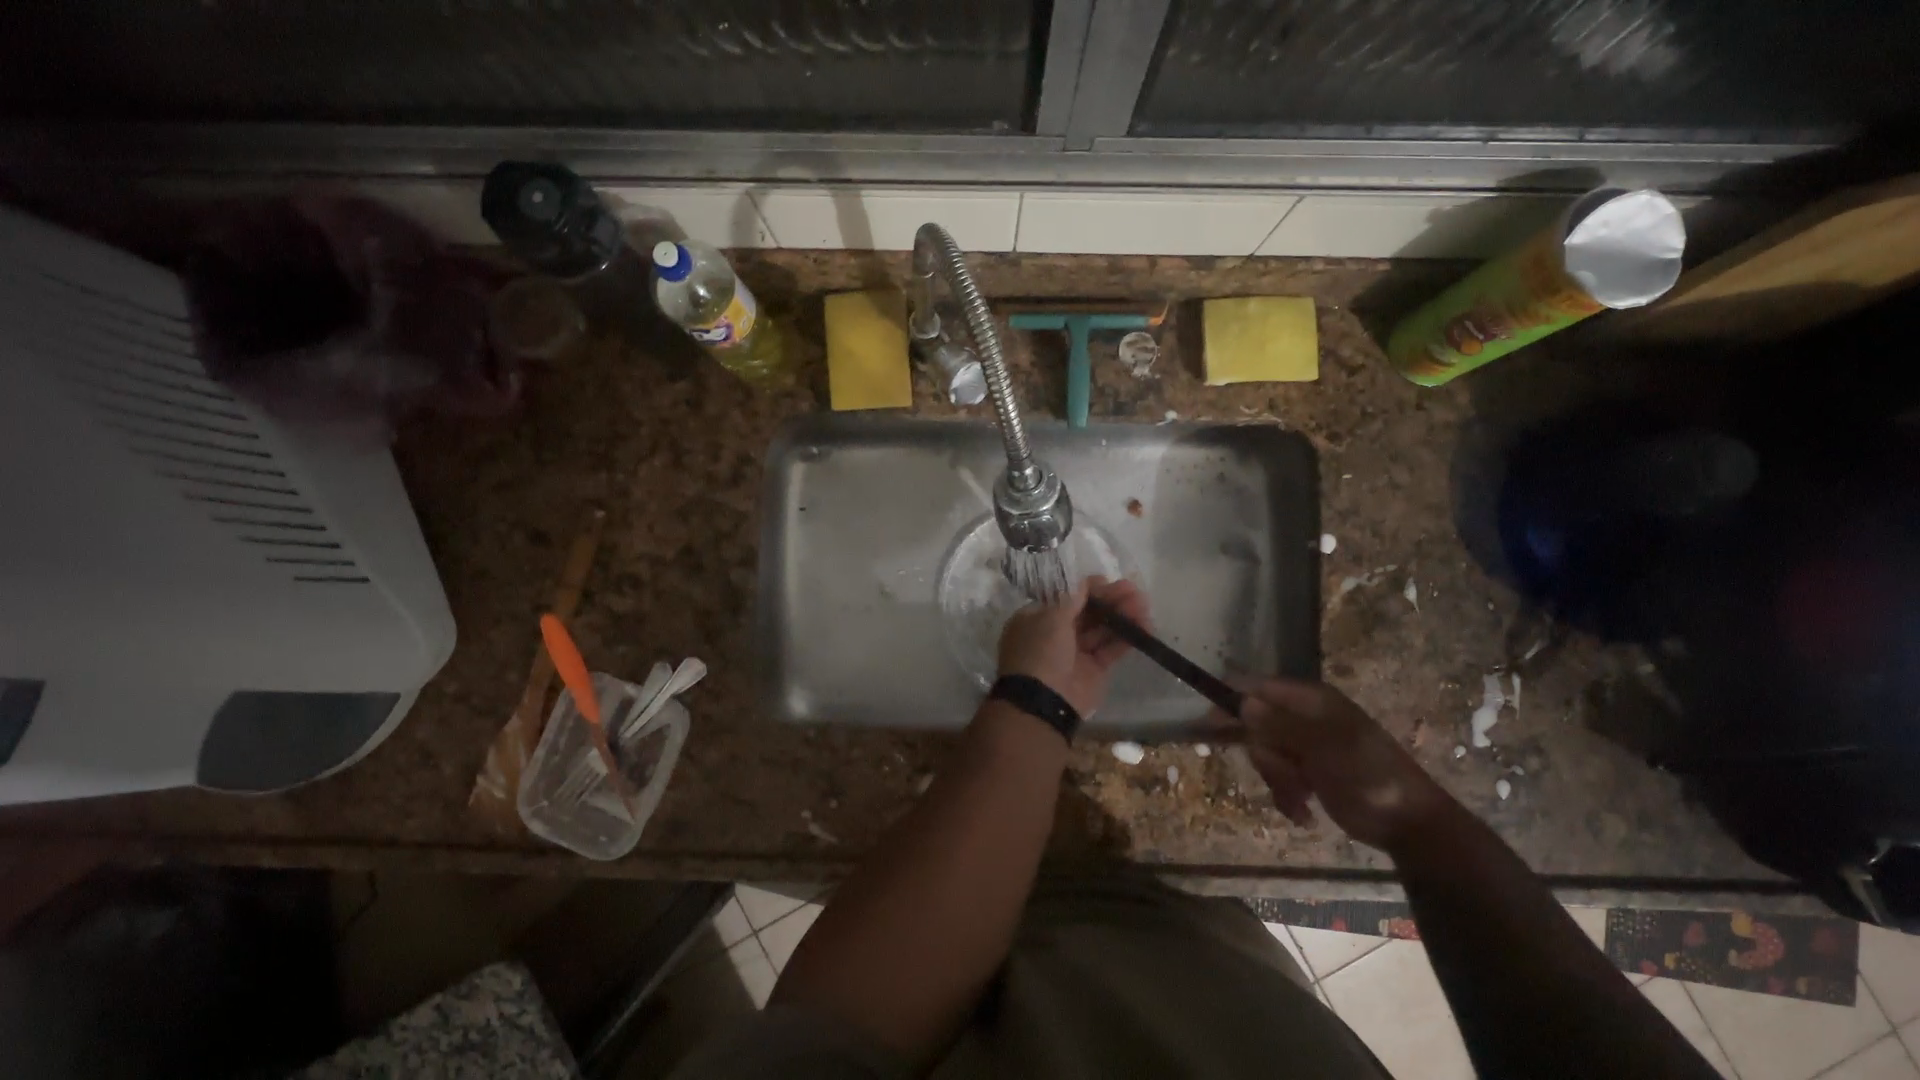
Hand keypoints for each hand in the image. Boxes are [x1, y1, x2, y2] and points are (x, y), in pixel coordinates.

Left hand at [997, 576, 1147, 717]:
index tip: (1108, 582)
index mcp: (1037, 618)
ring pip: (1101, 629)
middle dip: (1110, 600)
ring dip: (1122, 616)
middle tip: (1135, 591)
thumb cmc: (1041, 652)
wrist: (1043, 702)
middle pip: (1087, 611)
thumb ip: (1071, 599)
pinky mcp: (1093, 669)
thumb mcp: (1051, 618)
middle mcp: (1055, 633)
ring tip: (1144, 607)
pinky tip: (1145, 627)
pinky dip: (1126, 638)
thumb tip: (1084, 582)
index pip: (1066, 597)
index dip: (1088, 589)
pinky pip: (1111, 648)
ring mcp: (1075, 652)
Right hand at [1209, 679, 1455, 852]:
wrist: (1408, 823)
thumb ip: (1280, 725)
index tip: (1205, 725)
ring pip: (1266, 754)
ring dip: (1277, 780)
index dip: (1230, 702)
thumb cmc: (1369, 776)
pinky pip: (1279, 776)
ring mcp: (1307, 745)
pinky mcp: (1309, 772)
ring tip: (1300, 797)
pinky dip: (1286, 795)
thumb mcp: (1323, 748)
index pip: (1258, 688)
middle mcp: (1306, 717)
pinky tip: (1303, 811)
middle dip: (1265, 755)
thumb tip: (1242, 702)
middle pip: (1257, 724)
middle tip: (1281, 775)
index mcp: (1311, 701)